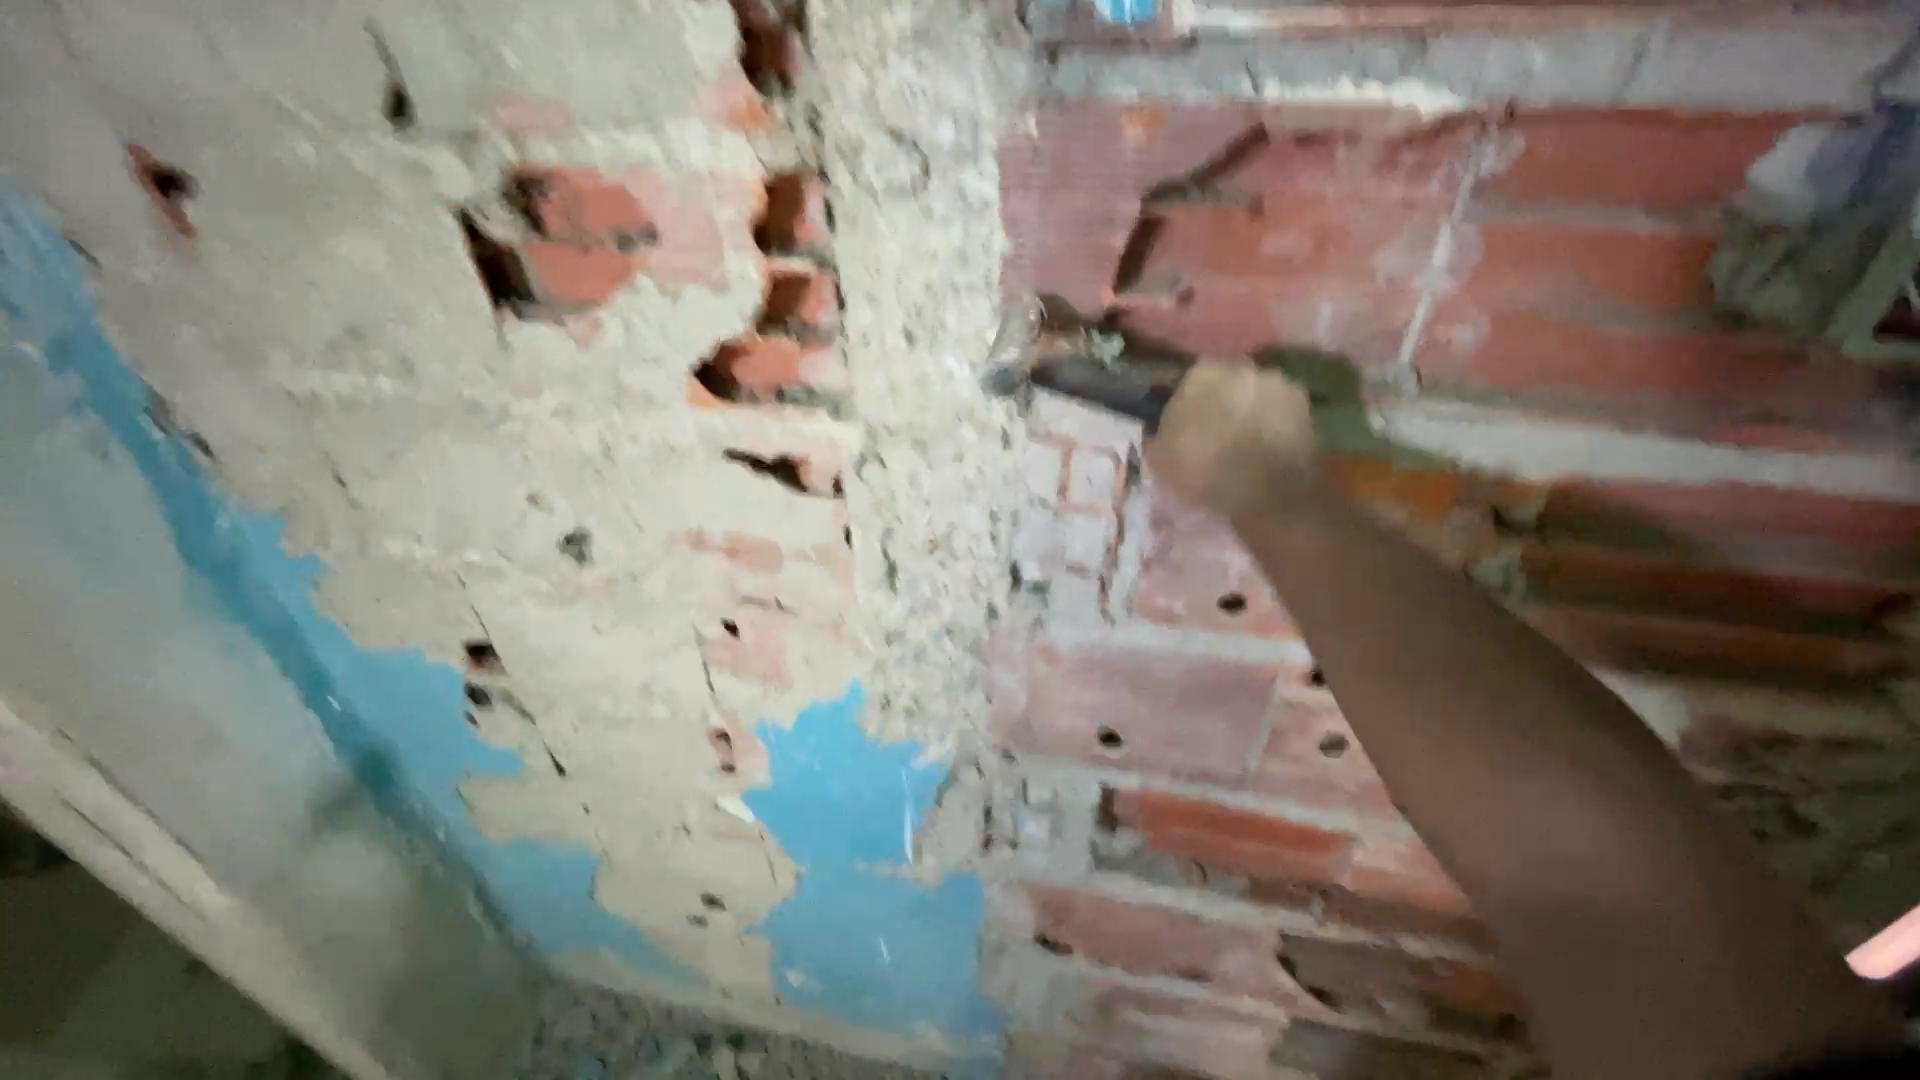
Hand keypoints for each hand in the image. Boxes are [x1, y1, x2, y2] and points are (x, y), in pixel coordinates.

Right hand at [1144, 360, 1318, 519]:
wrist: (1267, 493)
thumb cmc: (1205, 472)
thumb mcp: (1159, 459)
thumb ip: (1155, 431)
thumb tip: (1158, 423)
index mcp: (1200, 373)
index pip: (1187, 381)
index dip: (1186, 403)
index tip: (1186, 425)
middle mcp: (1240, 366)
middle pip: (1224, 382)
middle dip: (1221, 401)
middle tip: (1217, 432)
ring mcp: (1275, 381)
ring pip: (1253, 392)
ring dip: (1249, 409)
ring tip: (1246, 440)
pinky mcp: (1303, 401)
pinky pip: (1278, 407)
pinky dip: (1273, 420)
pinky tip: (1267, 444)